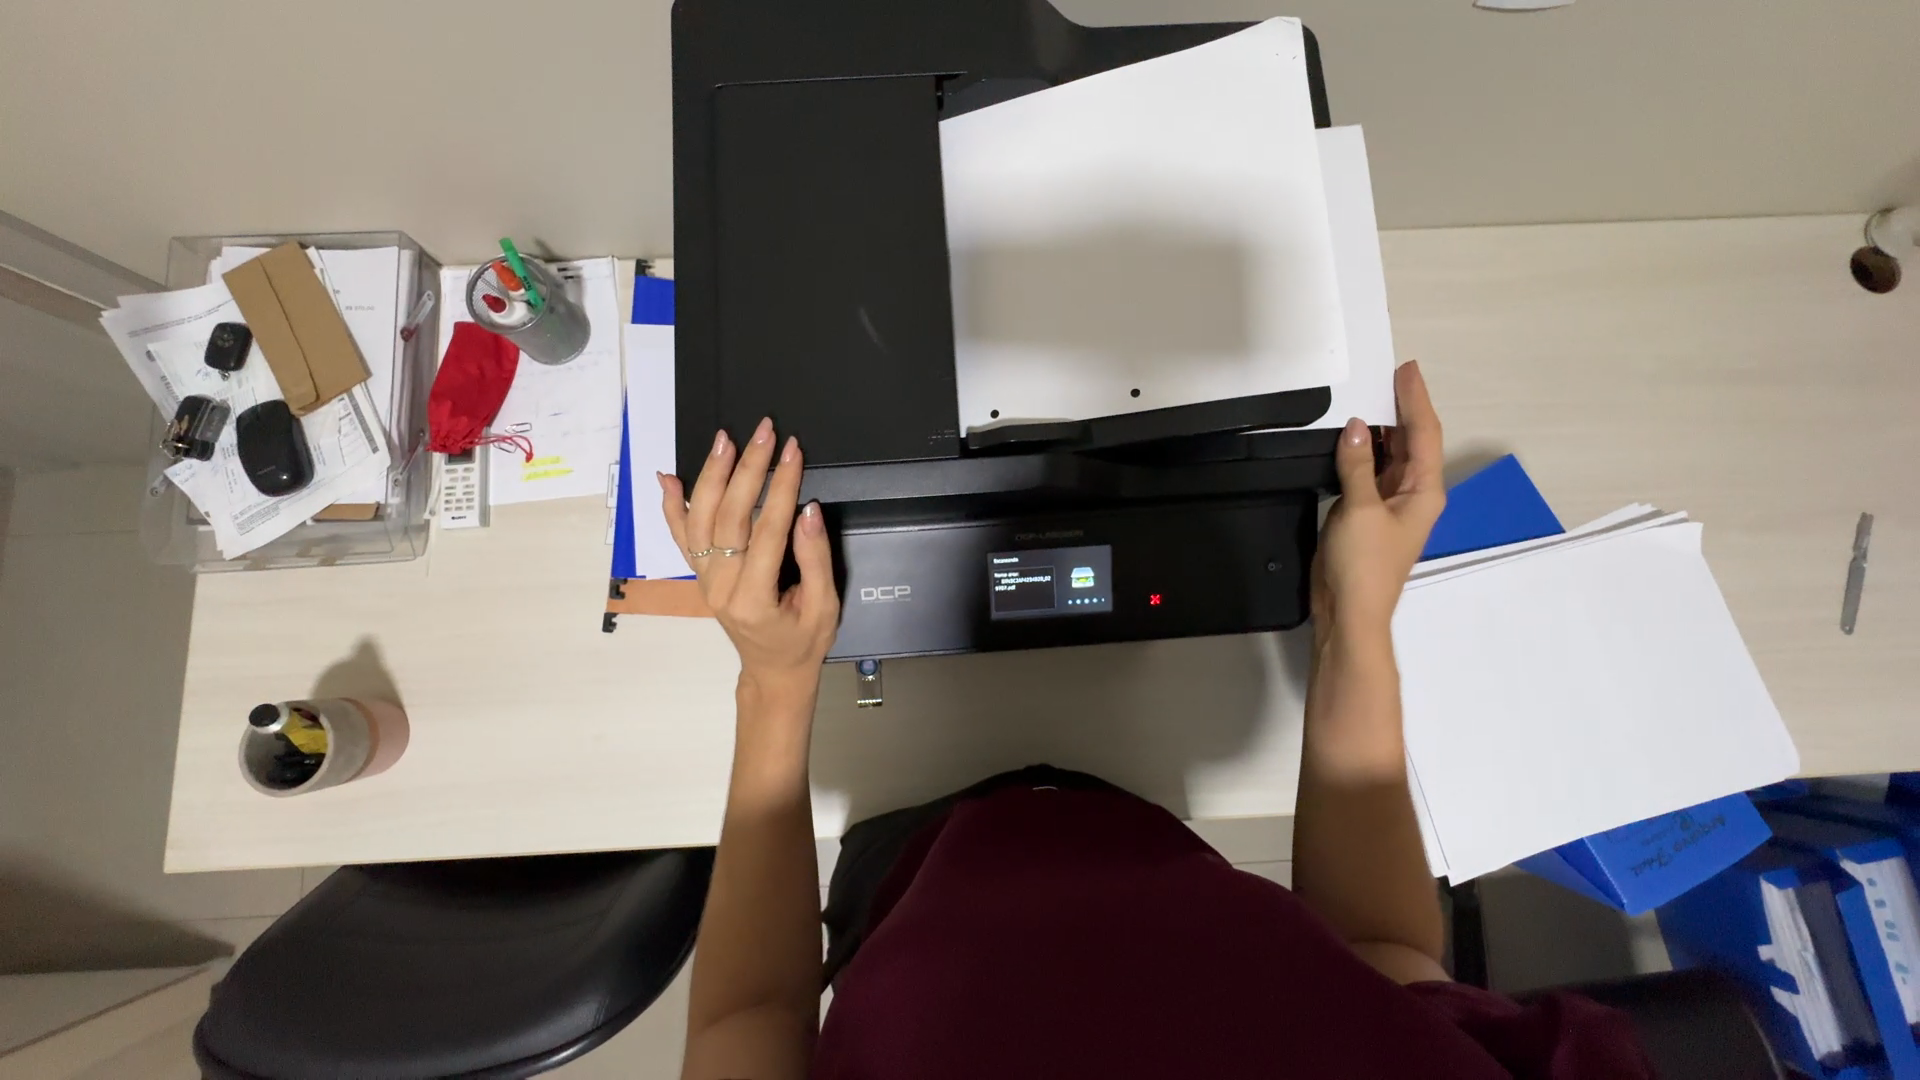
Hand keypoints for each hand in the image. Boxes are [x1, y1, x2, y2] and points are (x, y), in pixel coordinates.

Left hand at [659, 418, 840, 703]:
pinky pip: (681, 537)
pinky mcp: (701, 576)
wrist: (773, 671)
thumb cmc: (803, 642)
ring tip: (725, 439)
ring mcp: (705, 581)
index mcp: (755, 598)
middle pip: (728, 517)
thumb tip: (808, 510)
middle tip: (765, 432)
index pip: (767, 530)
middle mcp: (721, 587)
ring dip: (710, 475)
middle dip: (748, 469)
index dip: (781, 487)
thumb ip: (815, 559)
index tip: (793, 452)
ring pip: (699, 519)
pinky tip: (669, 477)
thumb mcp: (825, 606)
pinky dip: (672, 506)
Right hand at [1314, 361, 1445, 638]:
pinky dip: (1359, 453)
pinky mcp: (1365, 515)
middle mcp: (1412, 493)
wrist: (1349, 609)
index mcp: (1423, 490)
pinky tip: (1345, 440)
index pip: (1423, 433)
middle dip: (1399, 410)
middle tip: (1383, 378)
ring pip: (1388, 457)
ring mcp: (1388, 505)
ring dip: (1377, 431)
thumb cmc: (1364, 562)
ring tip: (1363, 399)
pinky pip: (1367, 473)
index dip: (1415, 400)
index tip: (1406, 370)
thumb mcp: (1360, 509)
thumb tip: (1352, 427)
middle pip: (1410, 442)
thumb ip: (1356, 465)